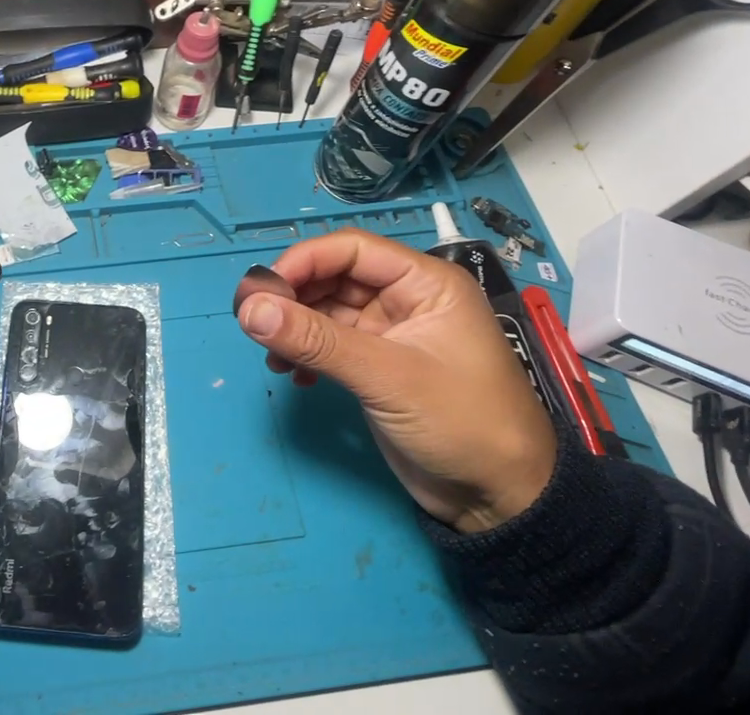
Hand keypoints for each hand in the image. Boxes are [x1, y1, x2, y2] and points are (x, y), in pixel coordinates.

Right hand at [236, 229, 556, 532]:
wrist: (501, 499)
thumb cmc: (461, 423)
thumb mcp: (386, 377)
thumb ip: (316, 340)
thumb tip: (248, 310)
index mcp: (425, 283)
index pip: (351, 250)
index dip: (303, 262)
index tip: (260, 291)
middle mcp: (406, 299)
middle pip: (334, 277)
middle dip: (294, 298)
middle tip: (254, 324)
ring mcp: (391, 333)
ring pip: (327, 311)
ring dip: (295, 329)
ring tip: (272, 357)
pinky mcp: (378, 366)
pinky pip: (330, 344)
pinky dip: (307, 354)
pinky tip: (294, 376)